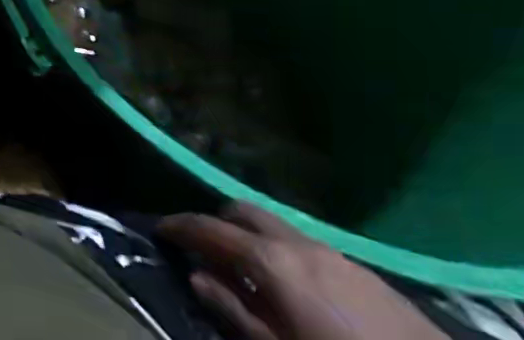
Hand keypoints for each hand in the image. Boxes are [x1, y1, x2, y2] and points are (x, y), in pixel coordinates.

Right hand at [158, 203, 447, 339]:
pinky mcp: (364, 270)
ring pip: (277, 225)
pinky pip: (306, 245)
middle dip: (217, 221)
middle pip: (243, 211)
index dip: (179, 226)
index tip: (160, 230)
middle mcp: (296, 243)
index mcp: (269, 261)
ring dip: (252, 235)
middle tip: (203, 248)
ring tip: (247, 269)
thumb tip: (198, 277)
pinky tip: (293, 287)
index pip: (208, 228)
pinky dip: (284, 251)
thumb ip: (234, 312)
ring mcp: (334, 253)